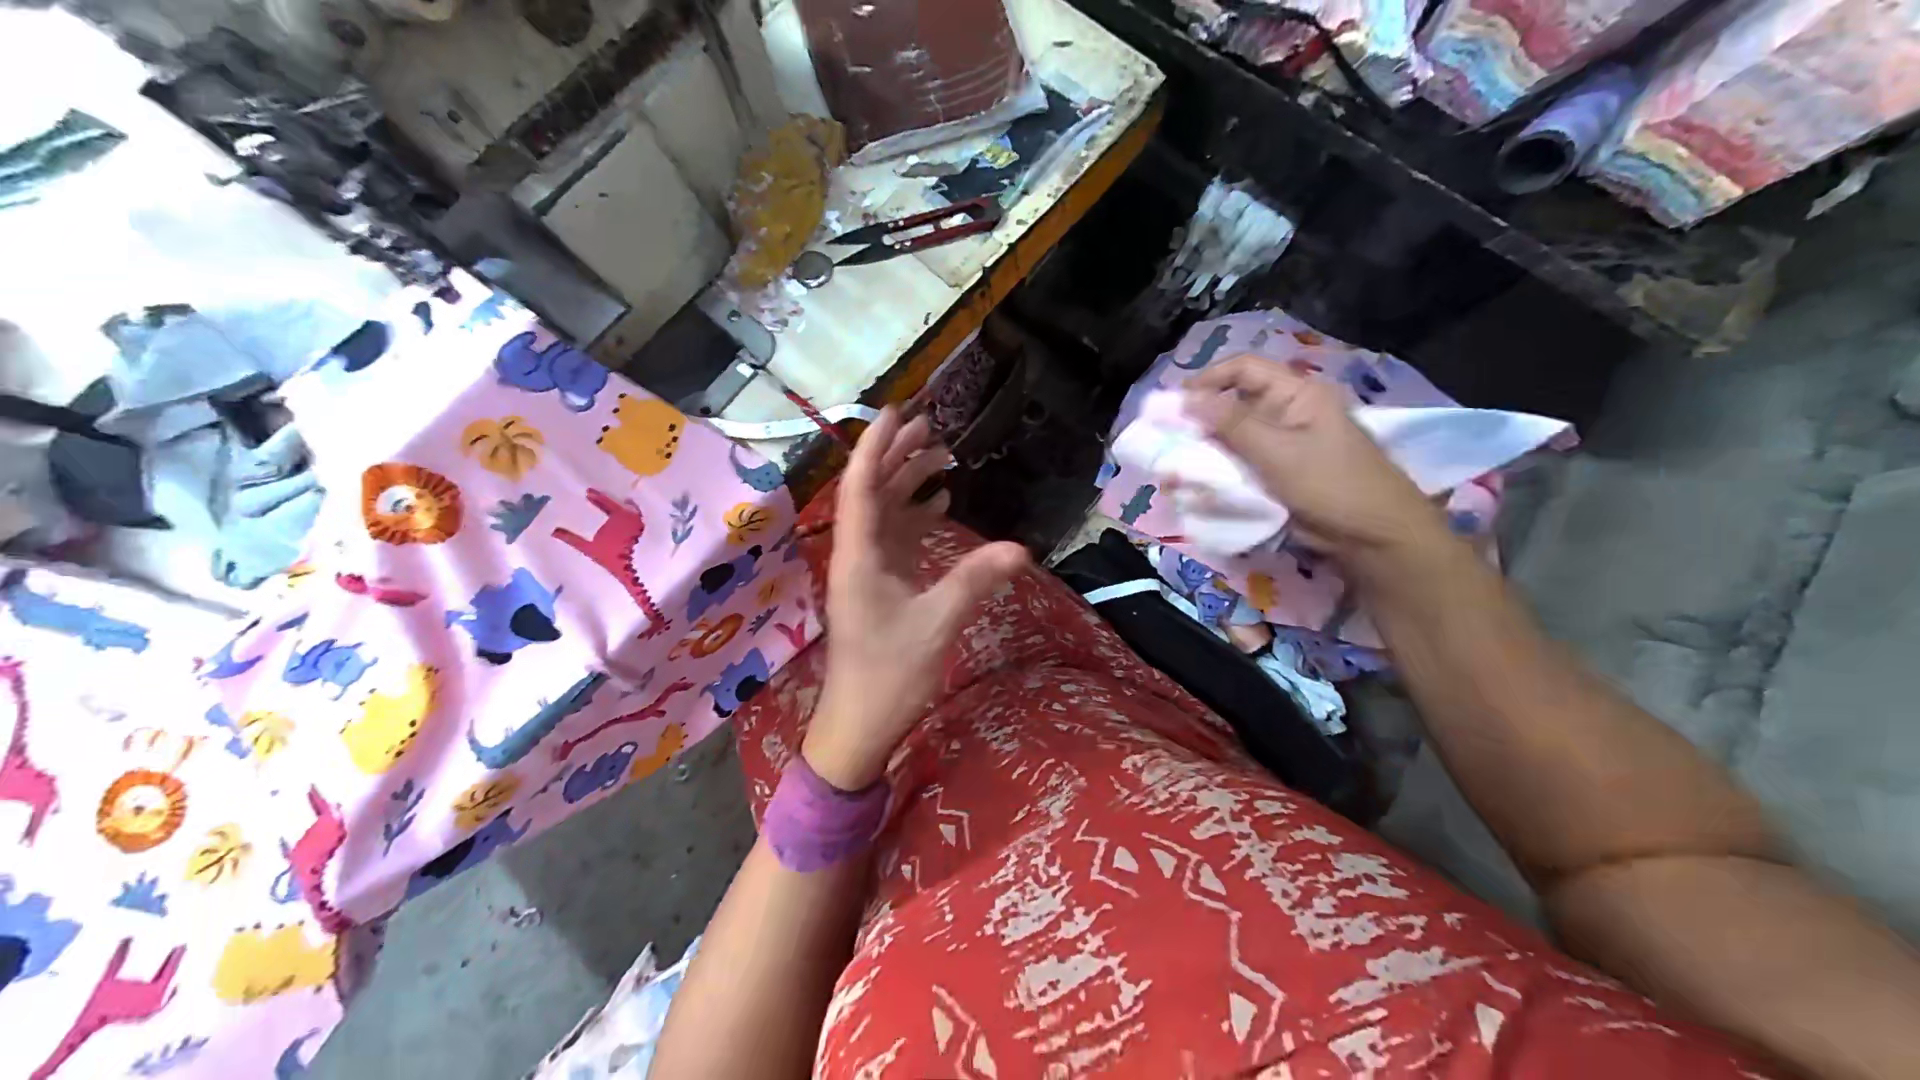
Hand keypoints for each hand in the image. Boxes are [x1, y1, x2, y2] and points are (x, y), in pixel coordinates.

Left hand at [804, 408, 1028, 789]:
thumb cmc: (889, 674)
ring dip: (908, 484)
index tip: (898, 413)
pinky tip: (940, 504)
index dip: (877, 447)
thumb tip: (1022, 548)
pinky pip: (896, 538)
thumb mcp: (936, 623)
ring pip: (885, 514)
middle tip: (932, 428)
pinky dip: (916, 516)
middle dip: (898, 457)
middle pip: (873, 492)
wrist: (860, 723)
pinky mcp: (880, 585)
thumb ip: (976, 580)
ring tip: (941, 457)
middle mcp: (858, 555)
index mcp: (859, 556)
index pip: (861, 487)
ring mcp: (868, 570)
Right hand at [1186, 354, 1443, 559]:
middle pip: (1235, 405)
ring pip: (1233, 440)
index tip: (1175, 404)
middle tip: (1170, 442)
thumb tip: (1185, 399)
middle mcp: (1288, 414)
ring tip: (1177, 471)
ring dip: (1206, 453)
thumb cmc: (1331, 485)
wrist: (1373, 537)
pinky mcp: (1279, 475)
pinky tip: (1198, 487)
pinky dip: (1219, 474)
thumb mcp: (1278, 452)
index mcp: (1297, 394)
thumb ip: (1230, 424)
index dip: (1208, 379)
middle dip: (1200, 423)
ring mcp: (1284, 446)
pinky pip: (1241, 466)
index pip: (1245, 369)